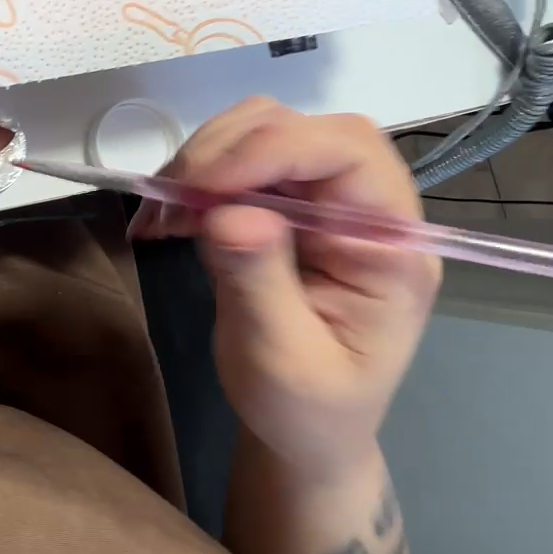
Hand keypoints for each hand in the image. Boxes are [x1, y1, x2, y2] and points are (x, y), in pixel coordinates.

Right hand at [130, 98, 440, 476]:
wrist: (301, 426)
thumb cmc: (305, 406)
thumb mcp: (282, 359)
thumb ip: (260, 283)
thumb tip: (231, 213)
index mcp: (387, 244)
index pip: (347, 151)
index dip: (273, 149)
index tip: (204, 186)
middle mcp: (361, 207)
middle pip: (300, 127)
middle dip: (226, 150)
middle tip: (173, 200)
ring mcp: (320, 201)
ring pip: (260, 131)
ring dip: (202, 159)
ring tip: (165, 213)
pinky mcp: (282, 204)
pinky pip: (234, 159)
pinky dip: (192, 176)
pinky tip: (168, 216)